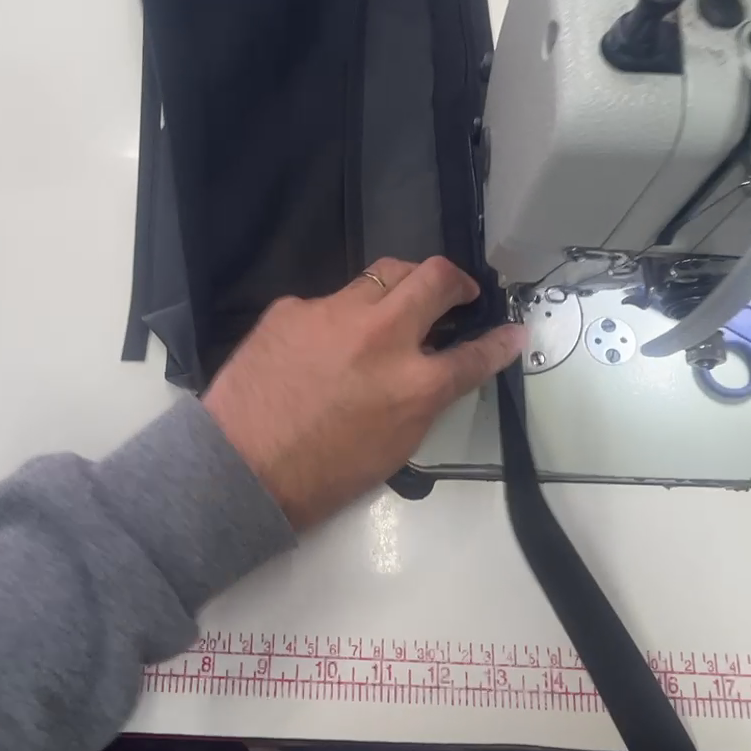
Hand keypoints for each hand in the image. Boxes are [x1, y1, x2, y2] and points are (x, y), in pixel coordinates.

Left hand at [202, 256, 527, 529]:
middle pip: (435, 278)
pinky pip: (330, 300)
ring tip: (397, 304)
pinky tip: (323, 342)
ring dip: (401, 286)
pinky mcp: (293, 307)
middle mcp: (382, 337)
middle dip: (456, 280)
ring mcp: (334, 313)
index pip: (475, 353)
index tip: (511, 331)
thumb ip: (423, 400)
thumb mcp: (394, 448)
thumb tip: (436, 371)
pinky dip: (339, 316)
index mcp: (414, 385)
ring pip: (384, 274)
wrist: (239, 467)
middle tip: (455, 293)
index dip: (500, 342)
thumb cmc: (321, 476)